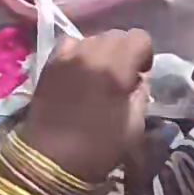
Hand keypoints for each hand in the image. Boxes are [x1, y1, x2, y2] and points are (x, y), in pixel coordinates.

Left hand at [18, 29, 152, 181]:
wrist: (49, 160)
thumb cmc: (97, 148)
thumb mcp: (133, 127)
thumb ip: (141, 94)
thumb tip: (138, 79)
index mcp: (114, 68)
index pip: (139, 37)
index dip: (144, 55)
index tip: (139, 77)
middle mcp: (90, 54)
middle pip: (116, 34)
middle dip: (123, 52)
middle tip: (119, 79)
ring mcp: (66, 56)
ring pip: (93, 37)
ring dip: (101, 52)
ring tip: (97, 76)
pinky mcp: (48, 63)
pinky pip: (70, 44)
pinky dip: (78, 53)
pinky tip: (78, 73)